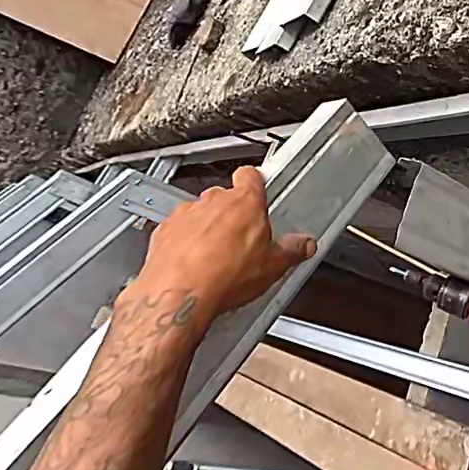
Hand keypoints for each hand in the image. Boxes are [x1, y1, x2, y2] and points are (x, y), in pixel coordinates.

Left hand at [133, 166, 316, 320]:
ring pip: (200, 214)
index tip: (258, 193)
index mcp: (245, 202)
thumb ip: (292, 250)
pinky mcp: (164, 230)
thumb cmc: (224, 275)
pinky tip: (193, 265)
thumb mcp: (273, 266)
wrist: (180, 294)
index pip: (250, 176)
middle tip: (242, 240)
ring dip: (207, 229)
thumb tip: (304, 245)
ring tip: (216, 258)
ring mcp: (186, 214)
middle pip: (226, 197)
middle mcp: (213, 201)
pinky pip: (178, 230)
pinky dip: (184, 242)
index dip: (254, 183)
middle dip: (233, 214)